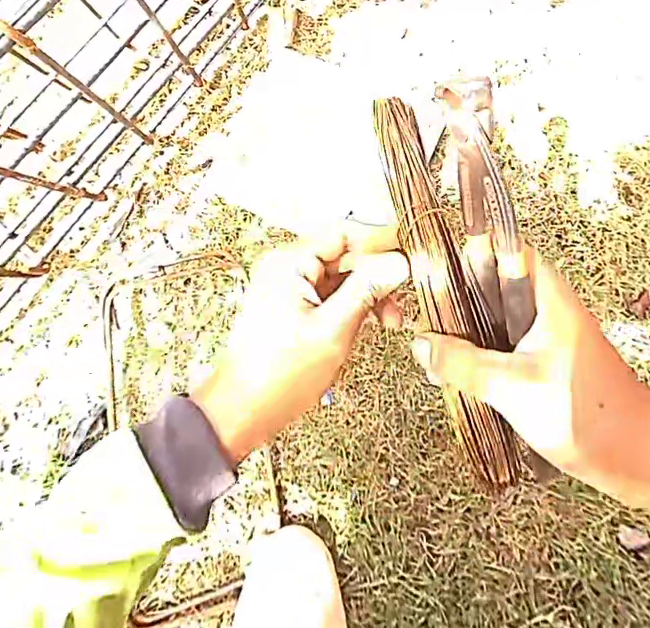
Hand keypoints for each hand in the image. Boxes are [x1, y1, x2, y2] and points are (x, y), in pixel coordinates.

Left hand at [192, 225, 408, 462]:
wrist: (240, 415)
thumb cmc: (279, 376)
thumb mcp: (333, 330)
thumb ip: (368, 290)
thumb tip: (399, 262)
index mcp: (290, 262)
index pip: (346, 234)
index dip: (380, 243)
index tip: (409, 256)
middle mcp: (287, 266)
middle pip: (346, 255)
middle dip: (377, 276)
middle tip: (402, 298)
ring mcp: (289, 286)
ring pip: (342, 276)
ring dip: (368, 294)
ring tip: (390, 321)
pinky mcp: (292, 305)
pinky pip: (331, 293)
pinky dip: (353, 305)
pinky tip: (368, 323)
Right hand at [409, 246, 649, 523]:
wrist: (637, 457)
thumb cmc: (585, 414)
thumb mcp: (513, 386)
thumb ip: (463, 363)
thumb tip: (421, 344)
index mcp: (549, 294)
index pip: (508, 248)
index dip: (473, 250)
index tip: (436, 265)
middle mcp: (549, 305)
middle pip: (497, 282)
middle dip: (462, 296)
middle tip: (430, 314)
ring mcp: (549, 333)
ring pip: (499, 316)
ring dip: (471, 329)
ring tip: (438, 347)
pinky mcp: (548, 360)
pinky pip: (508, 342)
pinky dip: (485, 351)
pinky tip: (461, 373)